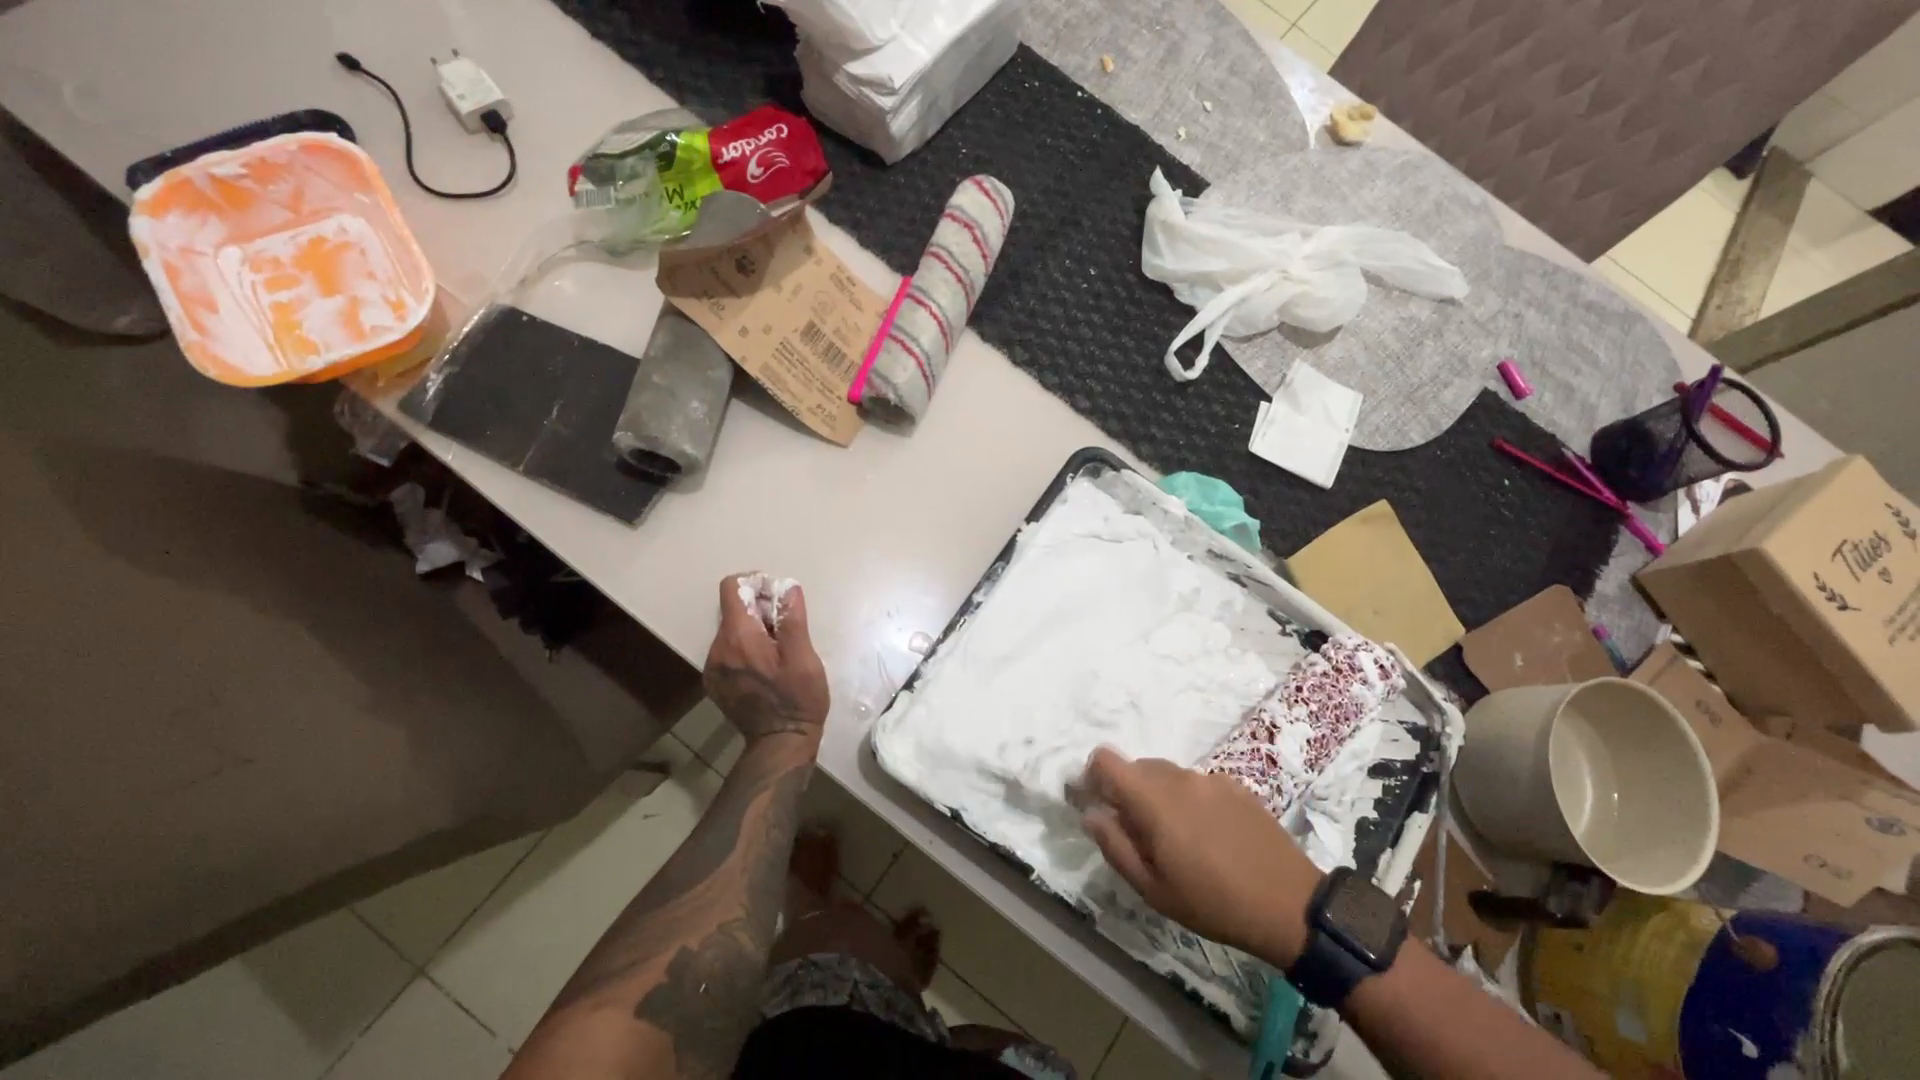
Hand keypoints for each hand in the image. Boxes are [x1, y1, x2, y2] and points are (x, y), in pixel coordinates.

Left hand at [703, 575, 829, 745]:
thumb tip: (786, 588)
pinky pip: (728, 652)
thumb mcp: (804, 657)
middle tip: (786, 630)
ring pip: (731, 632)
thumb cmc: (798, 699)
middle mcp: (717, 649)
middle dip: (759, 610)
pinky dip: (745, 650)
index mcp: (738, 637)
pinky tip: (765, 669)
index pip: (731, 588)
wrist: (780, 744)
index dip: (755, 583)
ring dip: (753, 631)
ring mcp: (712, 668)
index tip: (777, 597)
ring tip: (778, 652)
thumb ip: (792, 619)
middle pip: (732, 610)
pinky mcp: (715, 683)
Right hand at [1079, 748, 1323, 966]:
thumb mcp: (1152, 889)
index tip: (1097, 805)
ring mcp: (1212, 780)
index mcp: (1153, 800)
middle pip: (1137, 767)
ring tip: (1176, 841)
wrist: (1289, 905)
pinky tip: (1208, 837)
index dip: (1093, 776)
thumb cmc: (1212, 903)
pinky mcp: (1238, 787)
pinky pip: (1198, 785)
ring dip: (1159, 797)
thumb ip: (1114, 846)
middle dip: (1127, 793)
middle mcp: (1180, 778)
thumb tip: (1091, 814)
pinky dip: (1190, 801)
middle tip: (1138, 835)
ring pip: (1168, 776)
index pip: (1106, 759)